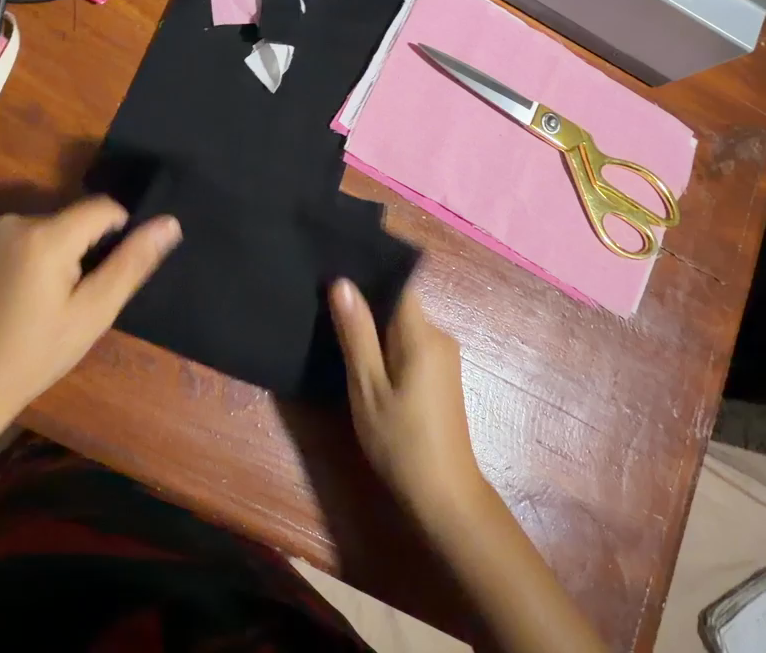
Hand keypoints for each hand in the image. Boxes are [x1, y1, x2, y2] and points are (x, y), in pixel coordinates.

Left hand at [0, 197, 180, 419]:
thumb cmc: (37, 352)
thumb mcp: (93, 312)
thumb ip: (132, 263)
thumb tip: (170, 223)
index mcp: (46, 236)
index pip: (104, 208)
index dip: (119, 235)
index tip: (109, 276)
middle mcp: (16, 221)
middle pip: (75, 220)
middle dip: (85, 250)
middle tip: (77, 300)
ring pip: (50, 229)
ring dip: (60, 254)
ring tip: (49, 302)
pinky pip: (24, 238)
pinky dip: (34, 258)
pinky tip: (24, 296)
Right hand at [330, 280, 490, 523]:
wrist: (444, 496)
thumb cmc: (401, 441)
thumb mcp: (368, 387)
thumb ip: (356, 333)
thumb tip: (342, 282)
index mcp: (423, 335)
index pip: (397, 284)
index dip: (367, 275)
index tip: (333, 270)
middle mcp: (439, 337)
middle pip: (399, 305)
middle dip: (364, 302)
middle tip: (321, 301)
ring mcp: (442, 358)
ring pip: (402, 327)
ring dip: (372, 327)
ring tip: (332, 326)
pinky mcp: (439, 377)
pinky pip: (408, 345)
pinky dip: (384, 347)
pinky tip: (359, 358)